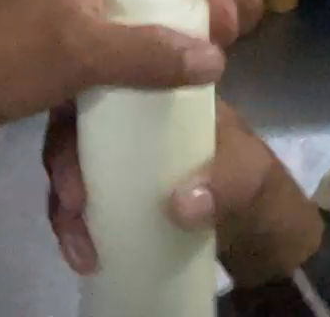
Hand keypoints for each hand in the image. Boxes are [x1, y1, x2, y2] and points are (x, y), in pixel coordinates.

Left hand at [0, 0, 244, 133]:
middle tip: (228, 24)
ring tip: (212, 43)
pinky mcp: (76, 21)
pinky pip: (132, 10)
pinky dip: (161, 24)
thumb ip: (149, 54)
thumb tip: (215, 57)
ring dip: (184, 1)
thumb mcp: (83, 53)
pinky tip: (175, 55)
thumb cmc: (13, 55)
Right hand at [46, 98, 322, 285]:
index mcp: (158, 91)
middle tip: (71, 200)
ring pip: (71, 164)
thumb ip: (224, 183)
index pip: (106, 77)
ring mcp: (120, 157)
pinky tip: (79, 253)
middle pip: (76, 123)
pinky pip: (81, 202)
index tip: (74, 144)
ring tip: (77, 243)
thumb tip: (178, 205)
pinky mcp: (117, 194)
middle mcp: (129, 116)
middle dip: (62, 160)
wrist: (267, 238)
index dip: (79, 101)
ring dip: (62, 201)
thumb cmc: (258, 185)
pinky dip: (73, 225)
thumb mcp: (251, 175)